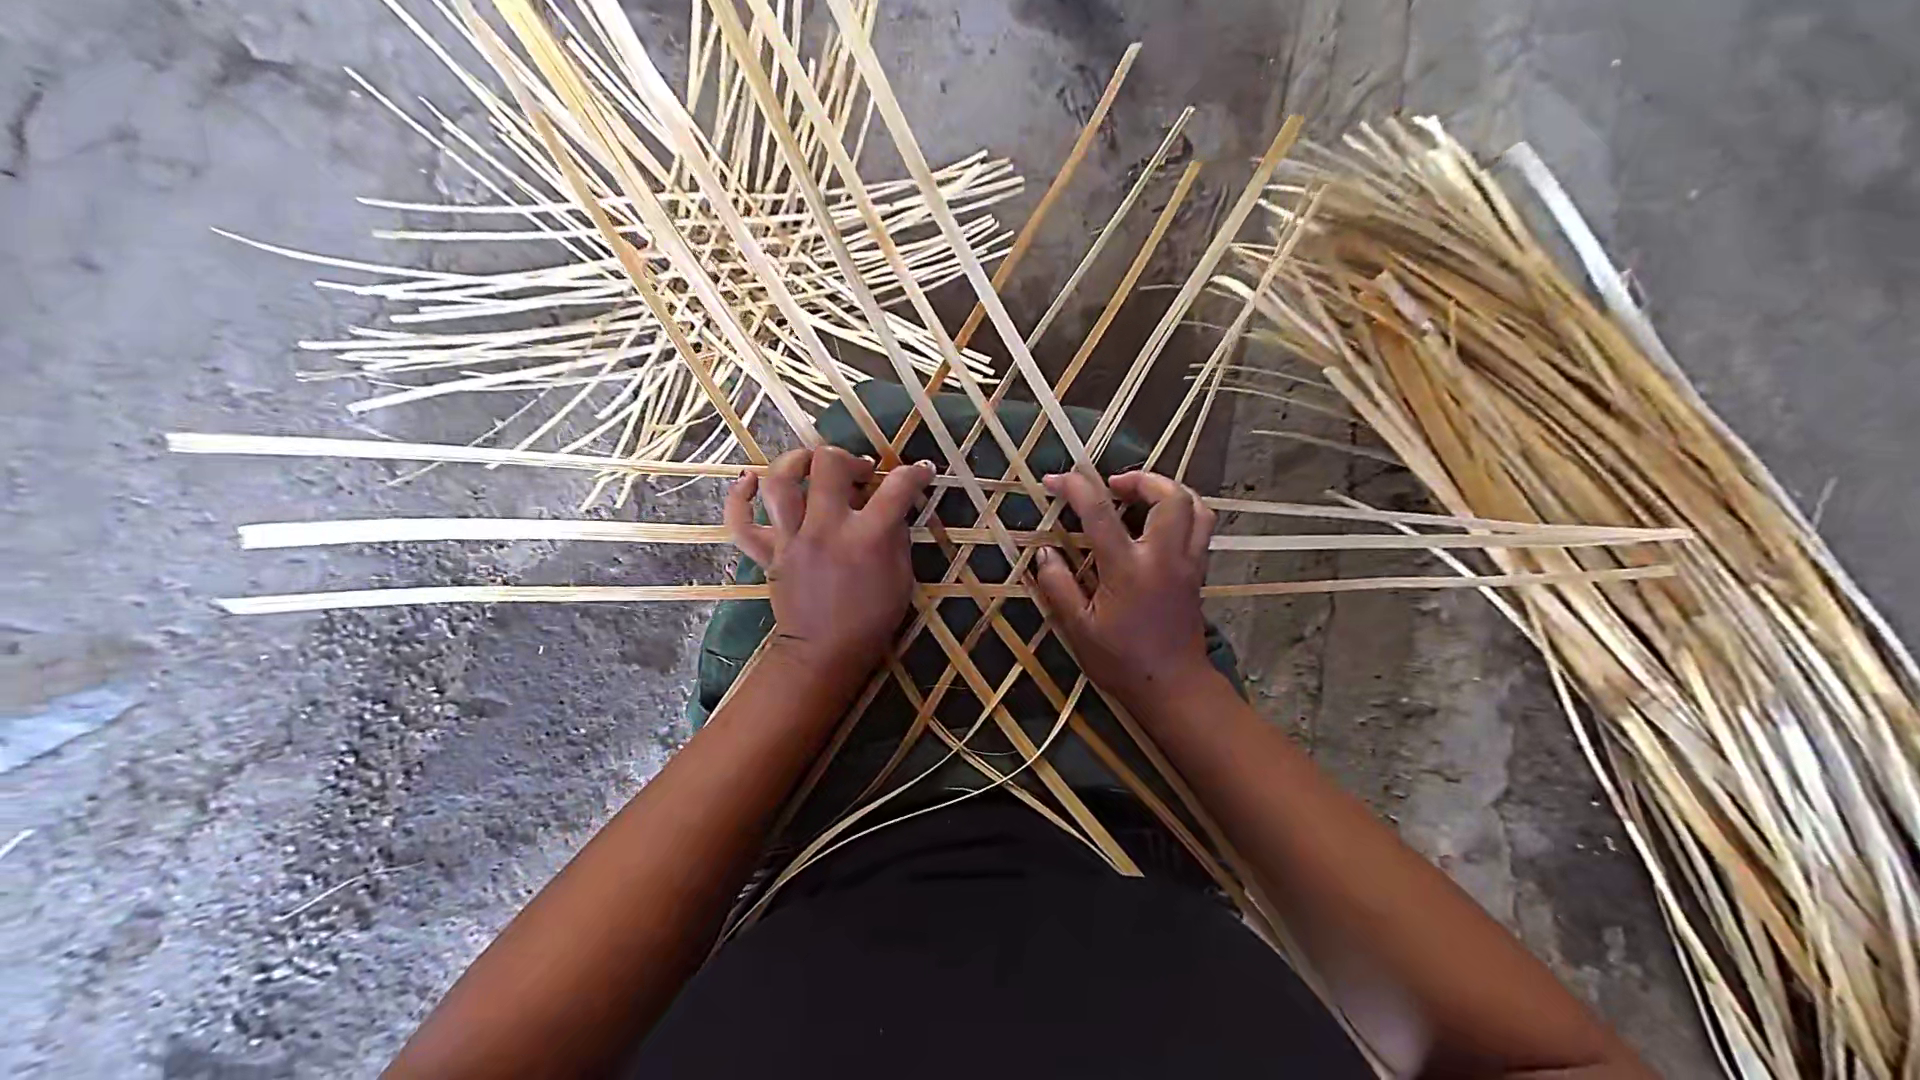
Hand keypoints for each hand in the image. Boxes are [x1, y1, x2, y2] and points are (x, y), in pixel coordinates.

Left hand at [724, 447, 932, 677]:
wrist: (827, 653)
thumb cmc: (872, 618)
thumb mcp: (902, 577)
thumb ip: (897, 535)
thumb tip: (893, 505)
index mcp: (868, 537)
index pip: (897, 487)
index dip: (916, 472)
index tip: (922, 471)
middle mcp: (826, 529)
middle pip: (829, 466)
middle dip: (848, 458)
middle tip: (859, 472)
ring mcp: (792, 540)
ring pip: (779, 481)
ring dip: (795, 461)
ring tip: (810, 464)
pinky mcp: (768, 554)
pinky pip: (741, 521)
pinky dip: (739, 497)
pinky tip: (749, 481)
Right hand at [1030, 469, 1222, 706]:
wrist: (1172, 686)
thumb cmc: (1121, 661)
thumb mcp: (1078, 628)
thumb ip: (1059, 586)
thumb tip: (1044, 553)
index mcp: (1127, 568)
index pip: (1100, 511)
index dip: (1075, 487)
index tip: (1054, 480)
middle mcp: (1163, 557)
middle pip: (1168, 496)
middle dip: (1139, 479)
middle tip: (1111, 485)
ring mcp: (1187, 563)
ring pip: (1195, 506)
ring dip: (1167, 490)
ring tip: (1140, 495)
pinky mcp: (1198, 573)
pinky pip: (1201, 526)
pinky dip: (1183, 510)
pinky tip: (1158, 522)